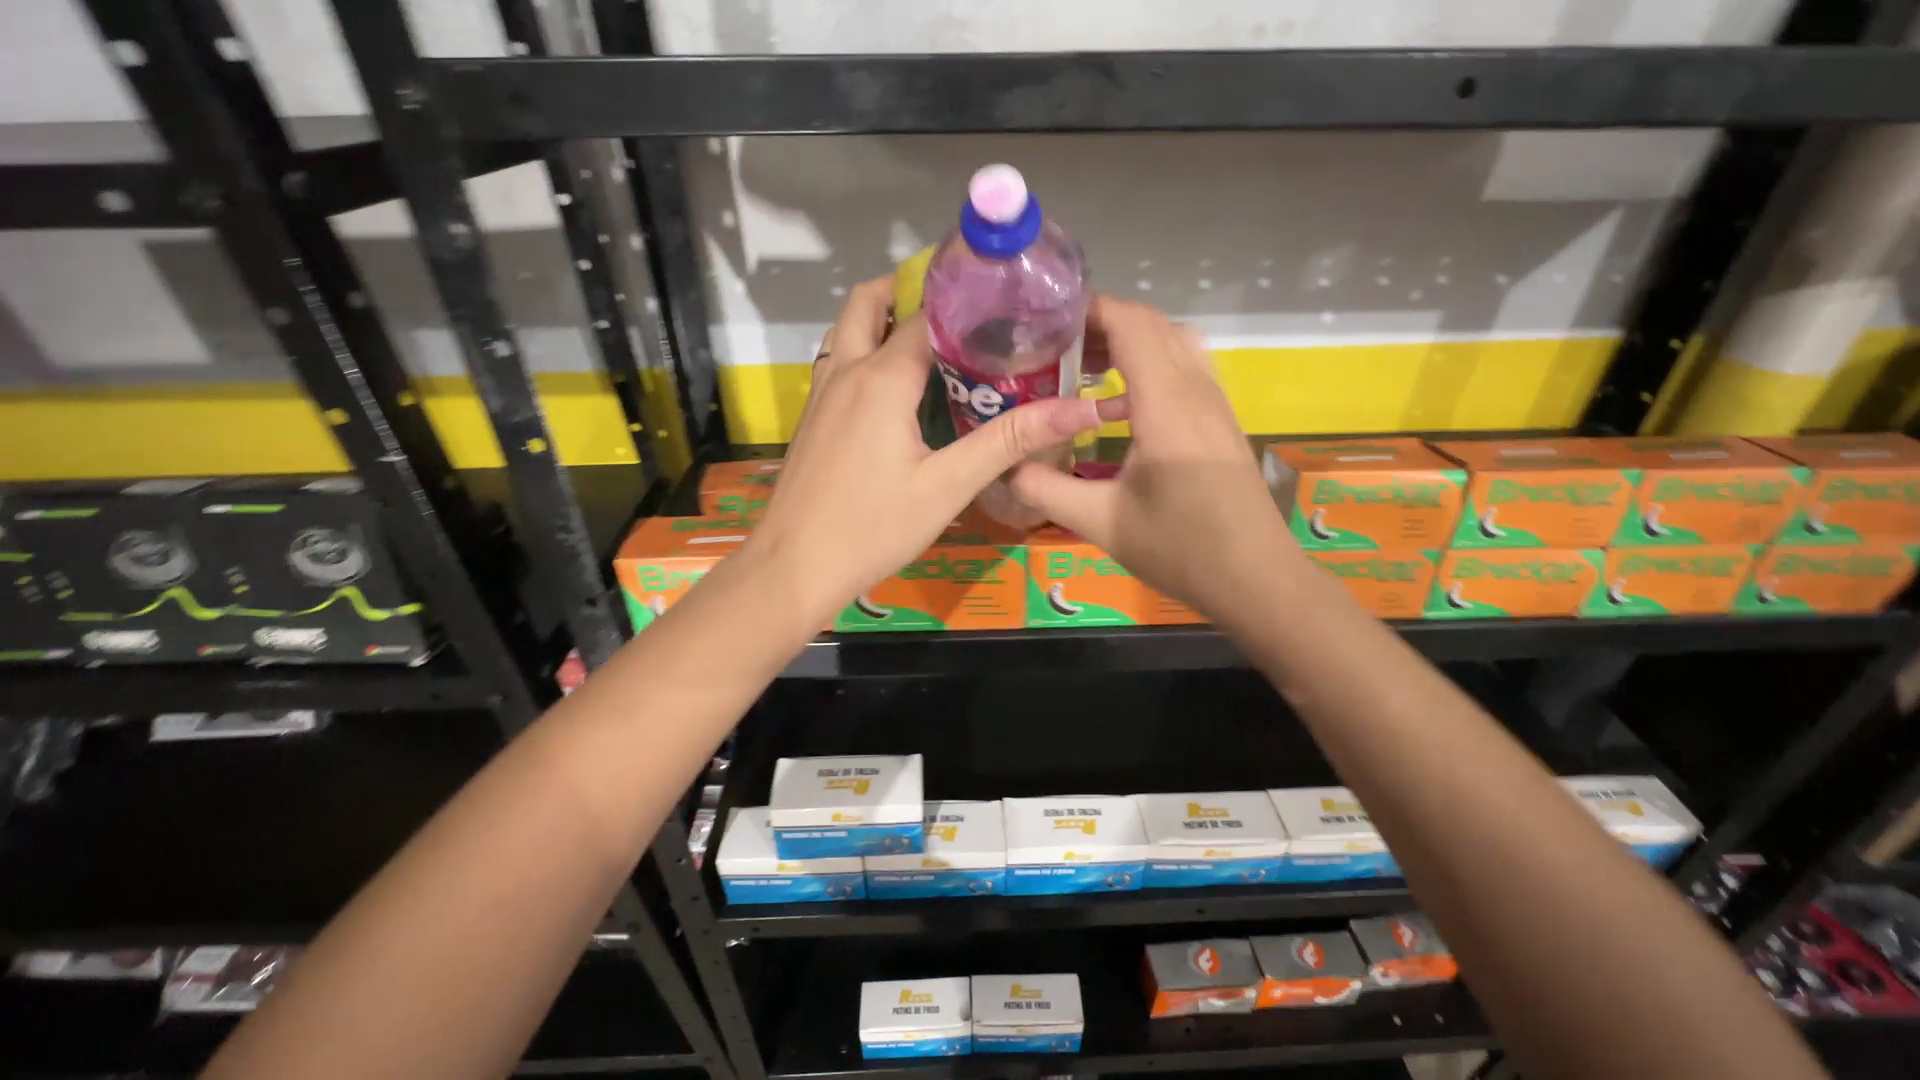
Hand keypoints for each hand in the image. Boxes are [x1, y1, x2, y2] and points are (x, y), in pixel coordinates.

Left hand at [745, 278, 1107, 624]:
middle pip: (869, 301)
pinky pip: (840, 362)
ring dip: (882, 318)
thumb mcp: (948, 487)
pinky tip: (899, 390)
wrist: (794, 567)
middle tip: (958, 310)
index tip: (1006, 306)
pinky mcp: (813, 417)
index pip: (926, 315)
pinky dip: (867, 351)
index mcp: (881, 379)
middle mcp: (846, 371)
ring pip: (848, 329)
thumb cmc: (873, 528)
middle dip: (908, 290)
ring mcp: (822, 393)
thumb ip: (1008, 442)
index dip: (966, 304)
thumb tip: (1078, 410)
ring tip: (933, 340)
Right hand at [1009, 296, 1298, 621]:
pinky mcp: (1222, 422)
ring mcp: (1216, 404)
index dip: (1089, 311)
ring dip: (1131, 343)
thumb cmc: (1180, 549)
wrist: (1256, 579)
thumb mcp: (1101, 523)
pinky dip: (1152, 365)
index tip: (1046, 323)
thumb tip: (1004, 466)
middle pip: (1153, 325)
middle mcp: (1196, 391)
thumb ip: (1046, 489)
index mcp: (1166, 405)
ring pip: (1175, 342)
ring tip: (1086, 370)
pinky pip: (1187, 369)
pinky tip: (1122, 408)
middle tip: (1055, 349)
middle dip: (1103, 324)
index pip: (1131, 324)